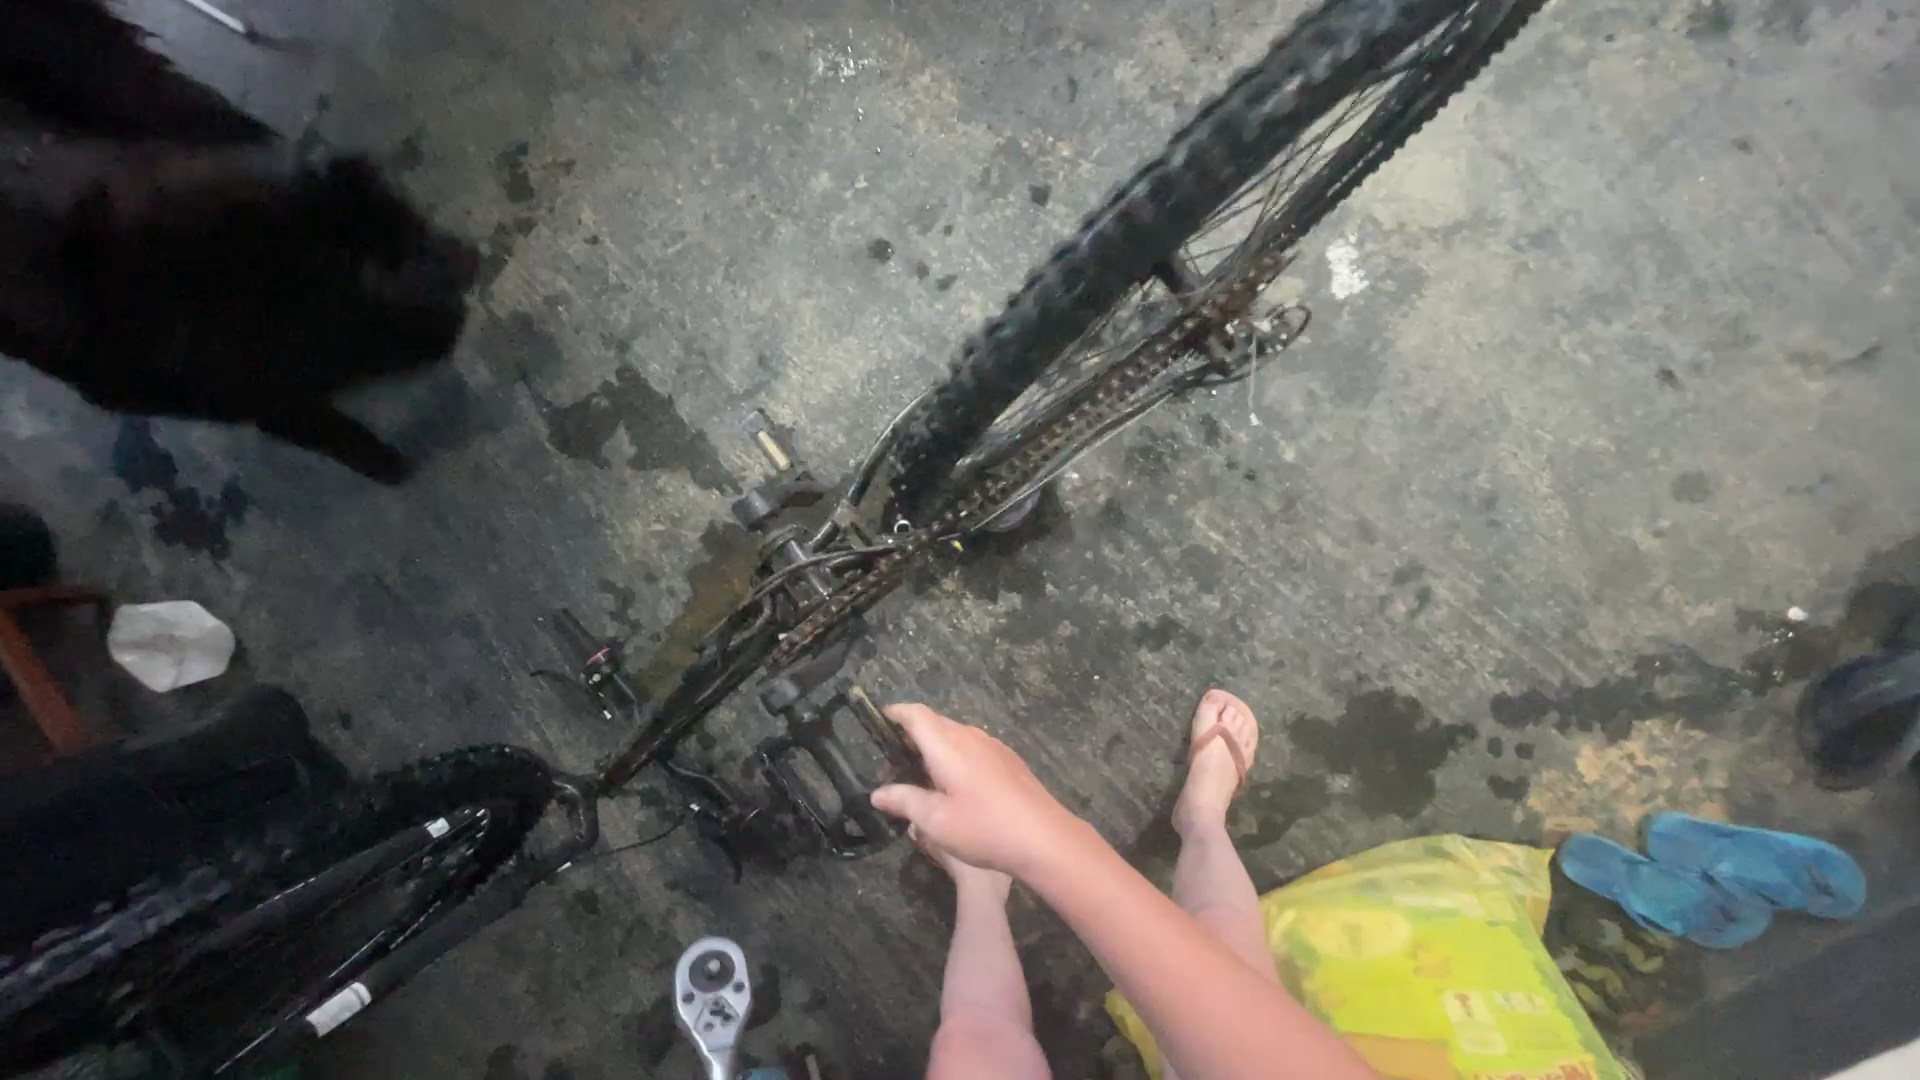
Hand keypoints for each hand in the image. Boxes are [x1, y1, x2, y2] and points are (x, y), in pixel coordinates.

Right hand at [870, 703, 1085, 877]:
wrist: (1045, 837)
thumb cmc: (985, 827)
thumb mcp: (936, 821)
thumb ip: (905, 801)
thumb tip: (878, 793)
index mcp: (947, 745)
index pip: (916, 715)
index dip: (895, 713)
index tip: (879, 719)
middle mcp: (970, 736)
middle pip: (935, 722)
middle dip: (911, 732)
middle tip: (891, 757)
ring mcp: (992, 746)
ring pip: (955, 735)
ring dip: (935, 745)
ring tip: (920, 772)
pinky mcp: (1008, 760)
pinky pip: (973, 746)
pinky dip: (955, 754)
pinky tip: (955, 782)